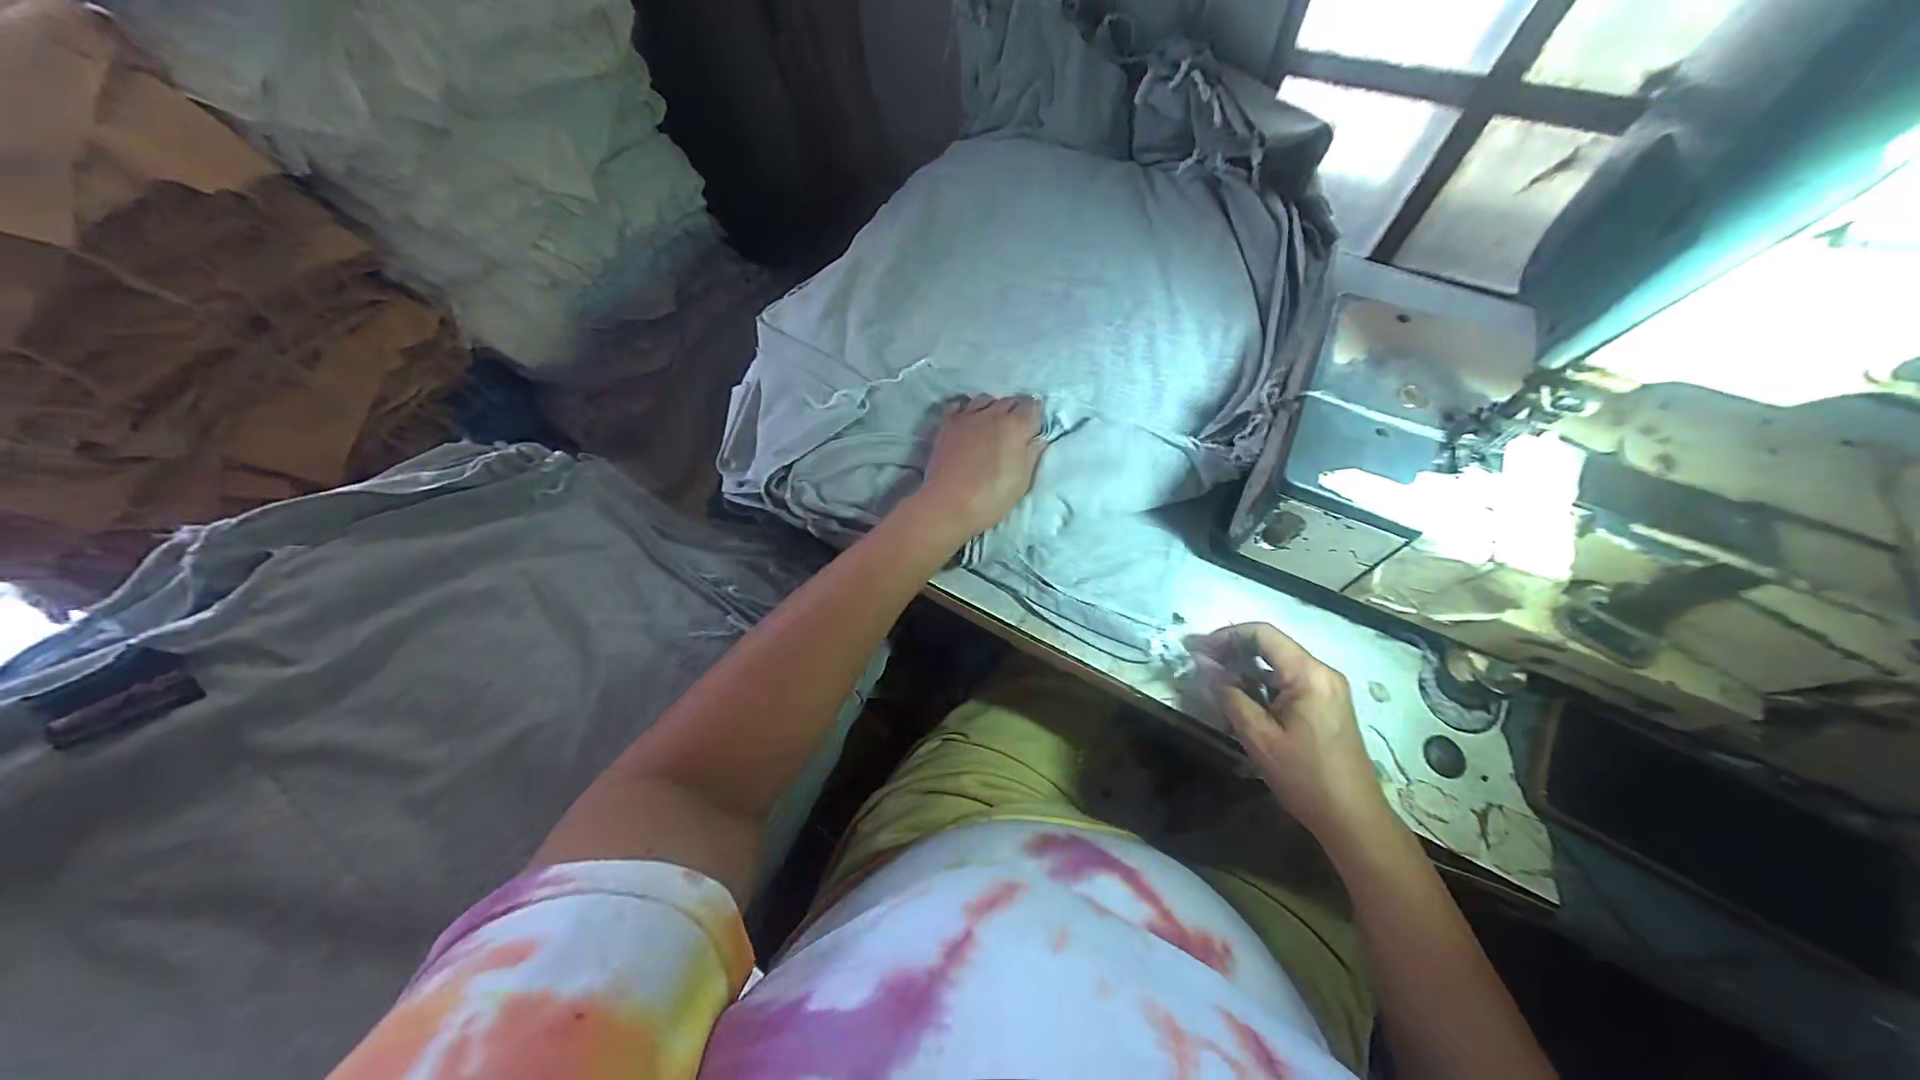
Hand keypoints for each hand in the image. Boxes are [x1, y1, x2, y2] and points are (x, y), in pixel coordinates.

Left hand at [908, 395, 1045, 540]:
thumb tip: (1038, 439)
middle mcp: (993, 414)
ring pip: (985, 399)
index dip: (1035, 416)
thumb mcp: (1023, 481)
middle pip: (1009, 401)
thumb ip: (1033, 455)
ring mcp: (967, 416)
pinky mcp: (947, 424)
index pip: (1032, 406)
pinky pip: (960, 405)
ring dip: (992, 408)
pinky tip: (969, 423)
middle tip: (1015, 430)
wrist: (948, 504)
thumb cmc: (991, 497)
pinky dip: (967, 409)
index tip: (1033, 429)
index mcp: (1016, 426)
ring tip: (992, 424)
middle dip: (1016, 410)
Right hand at [1191, 623, 1396, 849]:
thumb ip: (1228, 693)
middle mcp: (1322, 673)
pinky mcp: (1325, 704)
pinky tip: (1239, 698)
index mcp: (1309, 674)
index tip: (1195, 649)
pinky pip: (1287, 681)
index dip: (1224, 636)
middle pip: (1270, 645)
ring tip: (1212, 681)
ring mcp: (1327, 688)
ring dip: (1244, 668)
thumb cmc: (1305, 777)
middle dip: (1231, 650)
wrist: (1352, 818)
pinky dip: (1260, 683)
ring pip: (1277, 664)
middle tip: (1198, 662)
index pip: (1262, 634)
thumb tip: (1202, 663)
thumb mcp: (1258, 736)